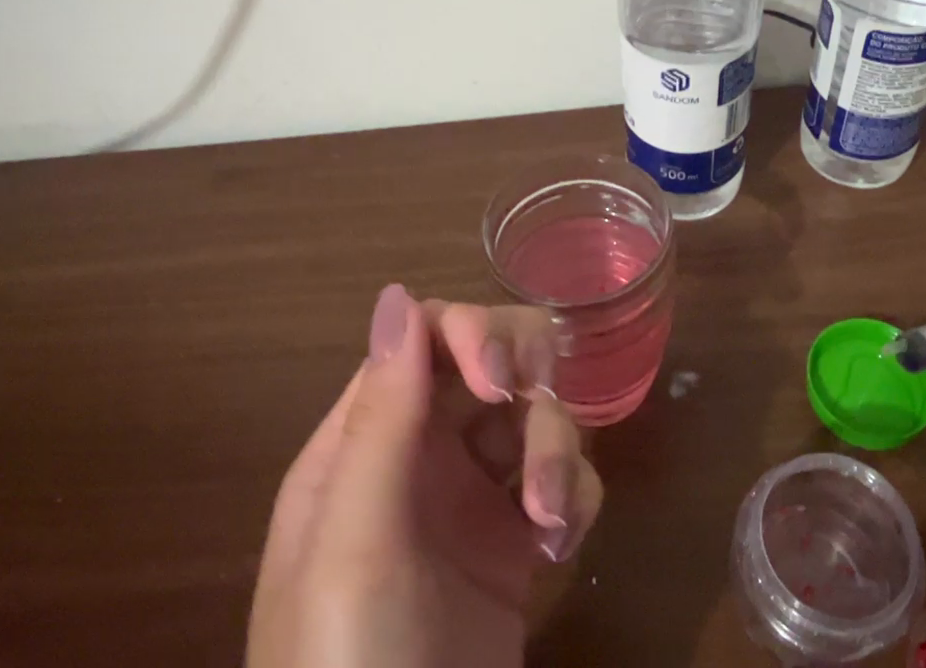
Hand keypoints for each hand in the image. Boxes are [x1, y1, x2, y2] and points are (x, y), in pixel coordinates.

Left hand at [247, 285, 602, 667]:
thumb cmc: (350, 659)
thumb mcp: (355, 542)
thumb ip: (380, 420)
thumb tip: (398, 294)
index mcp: (365, 441)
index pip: (423, 339)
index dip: (470, 337)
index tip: (502, 384)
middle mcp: (421, 454)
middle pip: (489, 364)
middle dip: (524, 383)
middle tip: (533, 413)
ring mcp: (473, 498)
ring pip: (534, 419)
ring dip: (557, 452)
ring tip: (554, 519)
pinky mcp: (518, 541)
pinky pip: (563, 480)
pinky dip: (575, 496)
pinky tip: (561, 548)